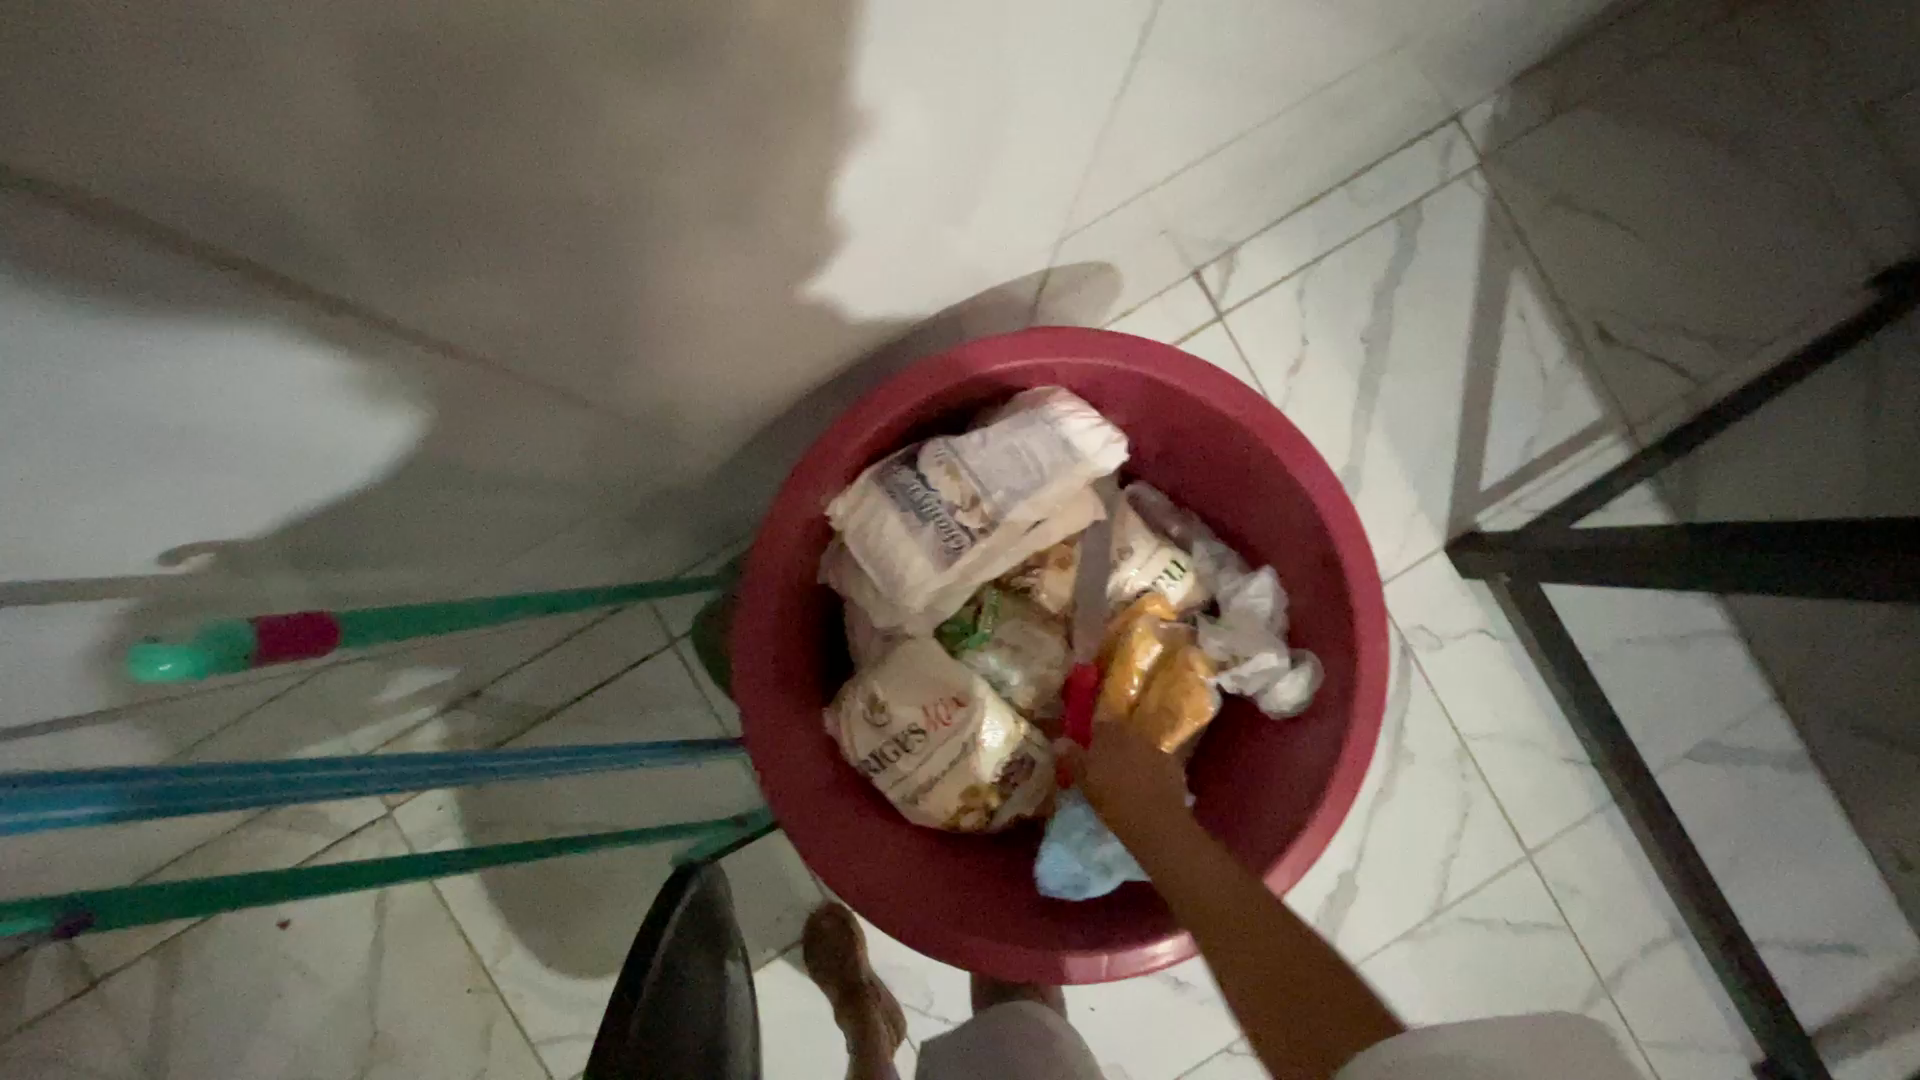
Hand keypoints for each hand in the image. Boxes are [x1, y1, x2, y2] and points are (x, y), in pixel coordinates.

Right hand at [1056, 723, 1191, 843]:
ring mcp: (1156, 749)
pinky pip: (1156, 764)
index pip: (1098, 725)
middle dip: (1113, 747)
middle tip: (1104, 768)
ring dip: (1132, 758)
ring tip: (1125, 780)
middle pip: (1120, 735)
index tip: (1087, 753)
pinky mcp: (1173, 767)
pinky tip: (1146, 788)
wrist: (1155, 821)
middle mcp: (1134, 735)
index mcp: (1110, 733)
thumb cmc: (1112, 799)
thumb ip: (1071, 757)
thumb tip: (1058, 741)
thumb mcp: (1084, 780)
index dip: (1092, 738)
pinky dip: (1150, 771)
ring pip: (1139, 749)